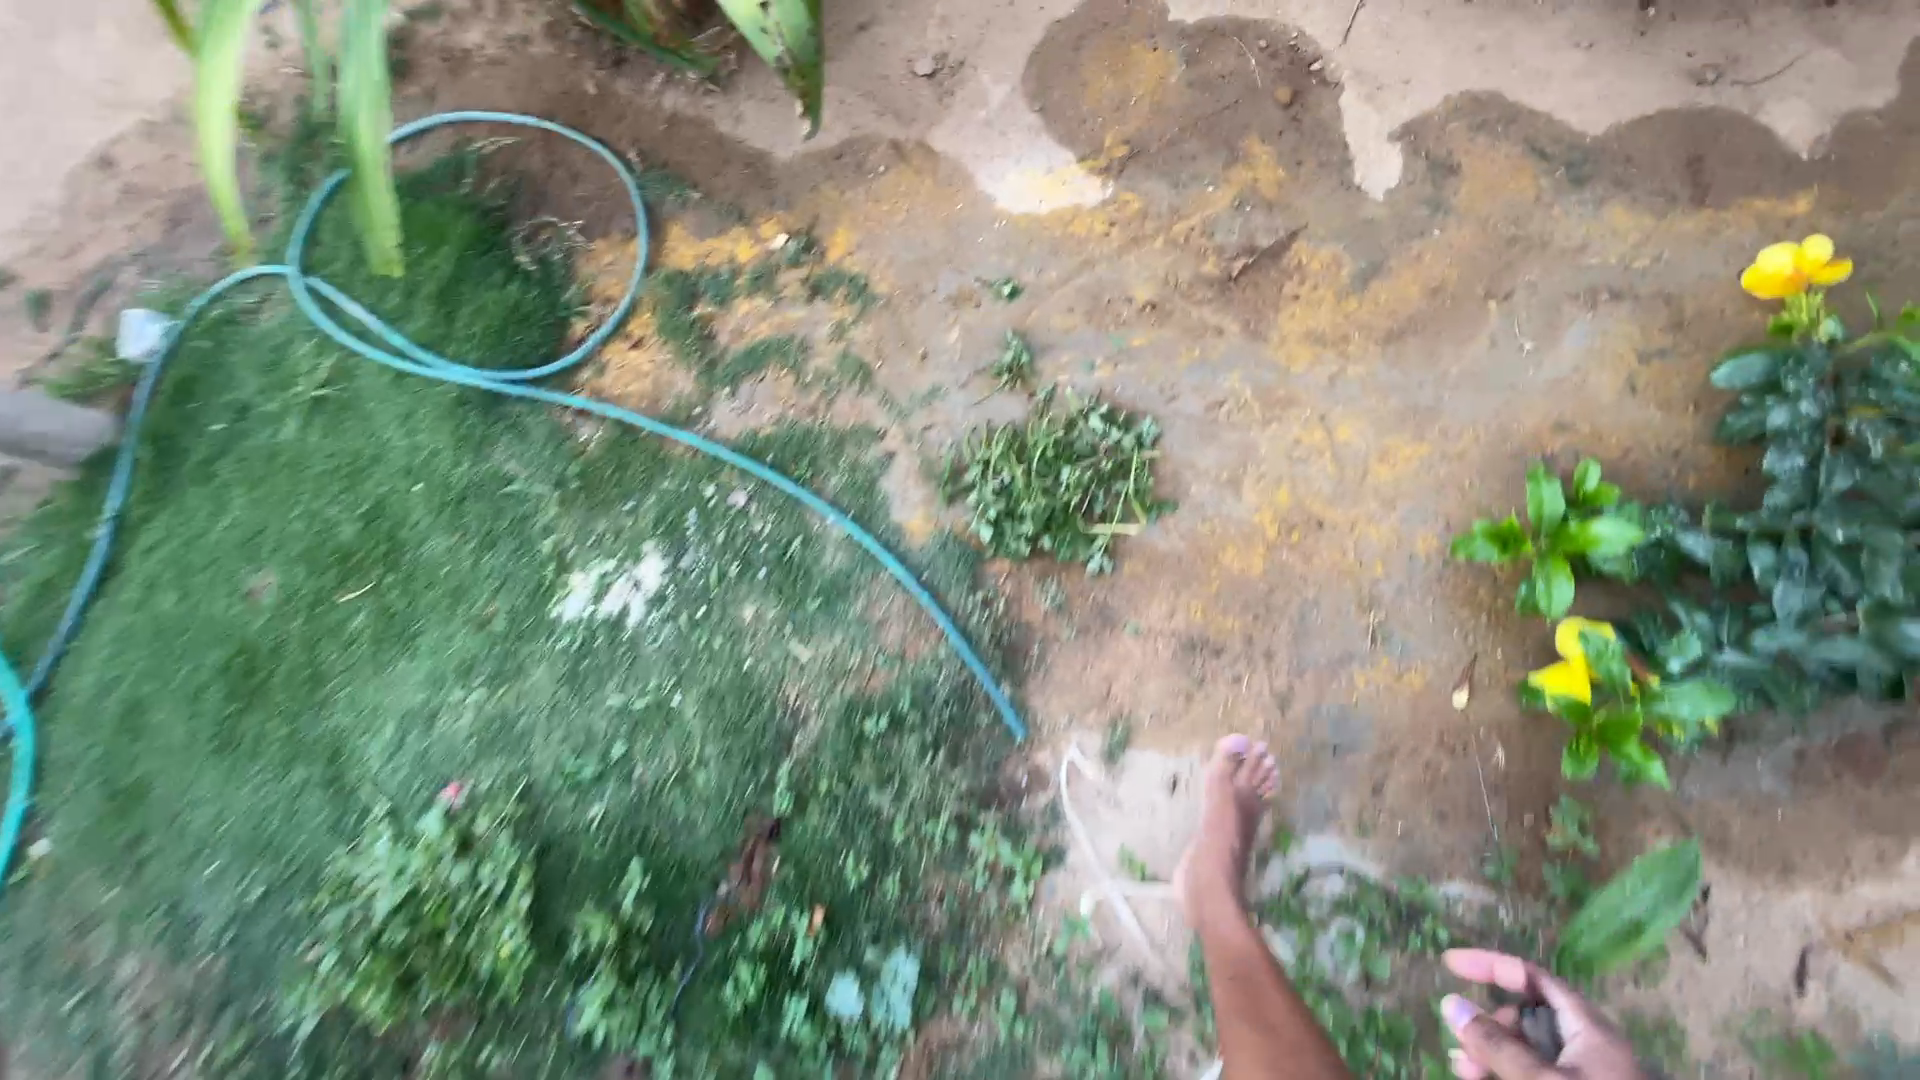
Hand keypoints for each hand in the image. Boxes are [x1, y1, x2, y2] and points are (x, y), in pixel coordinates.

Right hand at [1439, 949, 1644, 1079]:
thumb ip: (1497, 1045)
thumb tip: (1451, 1004)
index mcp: (1590, 1031)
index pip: (1533, 978)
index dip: (1491, 965)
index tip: (1450, 966)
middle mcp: (1589, 1049)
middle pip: (1527, 1017)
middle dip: (1488, 1026)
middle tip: (1460, 1046)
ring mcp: (1586, 1077)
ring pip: (1528, 1051)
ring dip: (1491, 1054)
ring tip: (1464, 1070)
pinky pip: (1535, 1074)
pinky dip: (1506, 1073)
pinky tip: (1481, 1079)